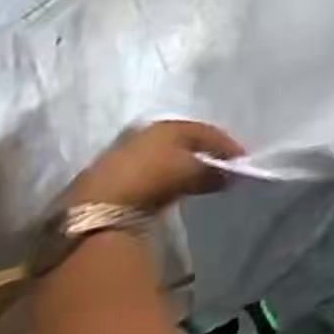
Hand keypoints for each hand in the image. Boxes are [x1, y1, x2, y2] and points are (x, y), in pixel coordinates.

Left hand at [68, 120, 244, 211]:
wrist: (93, 209)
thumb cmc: (151, 179)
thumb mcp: (190, 172)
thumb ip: (212, 171)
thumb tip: (230, 174)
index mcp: (169, 124)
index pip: (206, 131)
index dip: (225, 144)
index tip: (241, 160)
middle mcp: (146, 132)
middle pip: (183, 141)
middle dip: (202, 152)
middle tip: (220, 166)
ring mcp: (124, 153)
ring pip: (163, 155)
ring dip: (180, 165)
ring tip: (196, 179)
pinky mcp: (106, 177)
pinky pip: (146, 171)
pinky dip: (161, 177)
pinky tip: (167, 188)